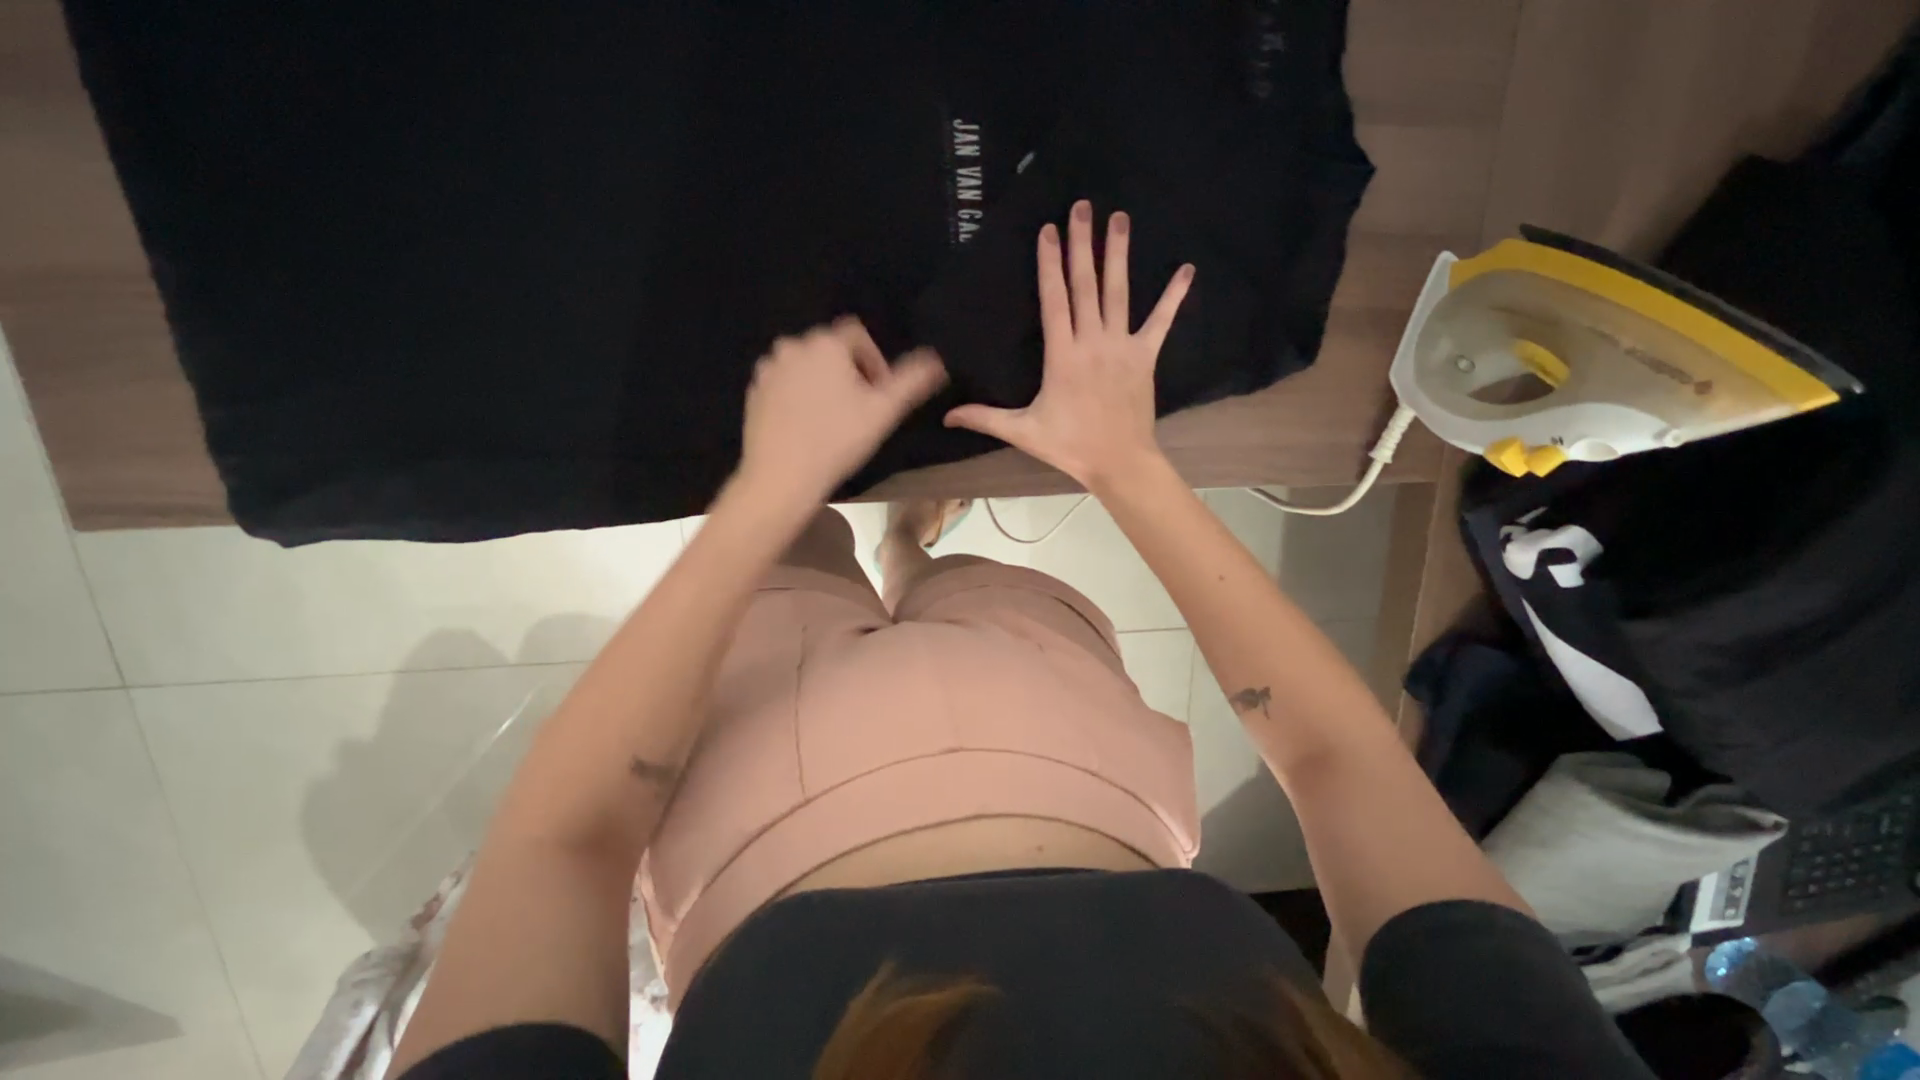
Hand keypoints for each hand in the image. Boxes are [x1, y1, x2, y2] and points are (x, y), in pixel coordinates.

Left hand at [739, 318, 946, 503]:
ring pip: (807, 366)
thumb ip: (912, 380)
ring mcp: (769, 368)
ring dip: (823, 383)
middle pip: (831, 349)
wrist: (781, 476)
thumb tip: (936, 361)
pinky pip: (784, 383)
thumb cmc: (837, 440)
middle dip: (849, 372)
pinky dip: (798, 396)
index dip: (874, 360)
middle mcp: (793, 345)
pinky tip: (807, 426)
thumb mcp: (884, 411)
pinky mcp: (753, 391)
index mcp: (826, 343)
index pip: (858, 335)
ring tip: (832, 418)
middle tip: (859, 409)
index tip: (879, 393)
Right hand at [943, 200, 1192, 489]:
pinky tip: (1186, 269)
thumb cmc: (1070, 446)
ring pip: (1118, 292)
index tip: (1049, 230)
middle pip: (1085, 285)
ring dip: (1118, 254)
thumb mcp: (1022, 431)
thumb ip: (984, 418)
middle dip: (1082, 244)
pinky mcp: (1145, 356)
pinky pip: (1161, 321)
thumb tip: (947, 416)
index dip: (1050, 263)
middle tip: (1082, 207)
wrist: (1119, 461)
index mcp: (1062, 354)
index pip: (1054, 299)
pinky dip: (1174, 296)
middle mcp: (1092, 341)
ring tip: (1120, 218)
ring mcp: (1121, 346)